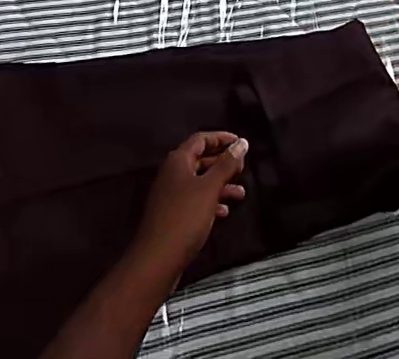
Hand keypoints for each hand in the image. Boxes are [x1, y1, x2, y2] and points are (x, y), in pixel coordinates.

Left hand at [131, 131, 248, 272]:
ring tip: (240, 193)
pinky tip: (223, 212)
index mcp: (178, 161)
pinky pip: (194, 200)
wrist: (156, 261)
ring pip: (199, 182)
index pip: (201, 139)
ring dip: (220, 185)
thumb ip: (226, 164)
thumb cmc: (185, 217)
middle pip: (200, 160)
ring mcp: (170, 195)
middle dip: (222, 163)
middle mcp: (172, 174)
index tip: (240, 143)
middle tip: (242, 168)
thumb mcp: (210, 187)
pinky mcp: (172, 215)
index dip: (221, 138)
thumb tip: (242, 143)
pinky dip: (210, 202)